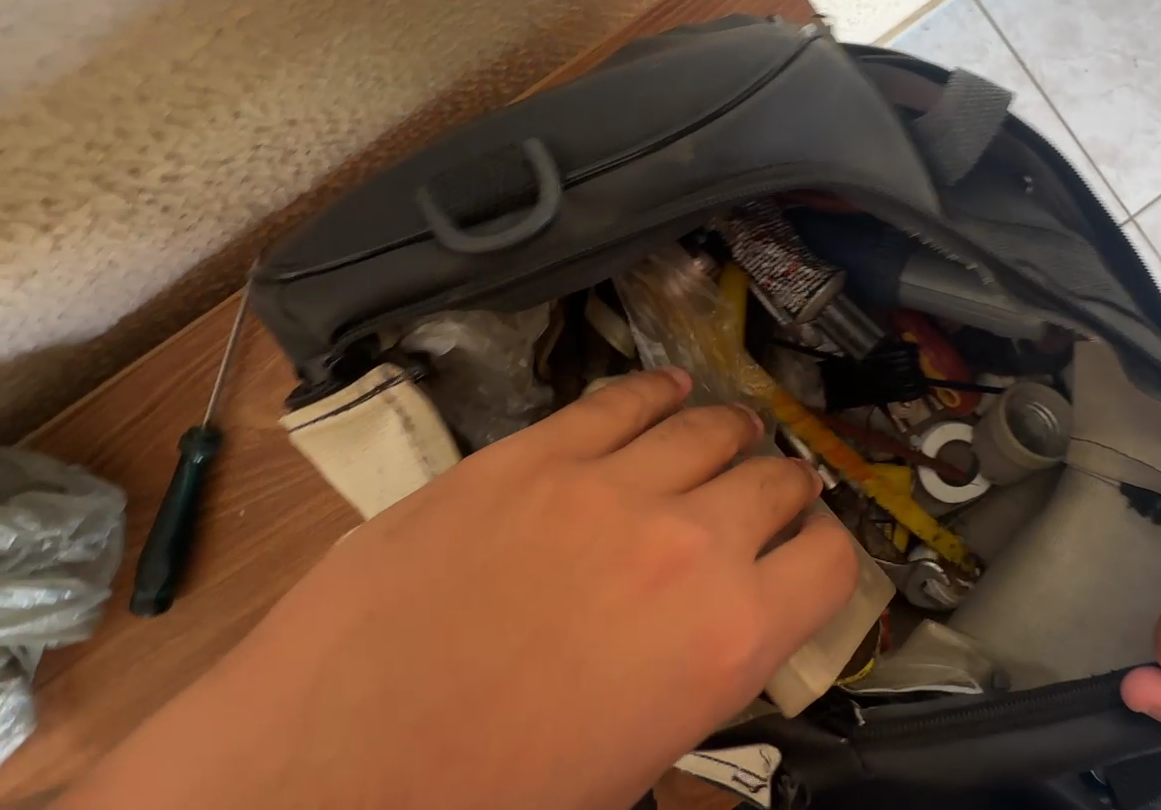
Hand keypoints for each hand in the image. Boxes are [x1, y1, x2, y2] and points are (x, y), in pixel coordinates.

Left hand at [61, 368, 858, 809]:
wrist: (329, 773)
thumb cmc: (495, 797)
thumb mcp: (640, 754)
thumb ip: (703, 666)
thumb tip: (722, 614)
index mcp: (726, 636)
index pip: (831, 559)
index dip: (827, 553)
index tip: (808, 551)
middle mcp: (686, 541)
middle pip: (776, 479)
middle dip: (784, 489)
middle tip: (770, 494)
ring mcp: (604, 484)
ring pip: (707, 426)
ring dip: (732, 434)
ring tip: (731, 437)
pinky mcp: (530, 453)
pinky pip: (619, 400)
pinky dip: (656, 391)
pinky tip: (669, 390)